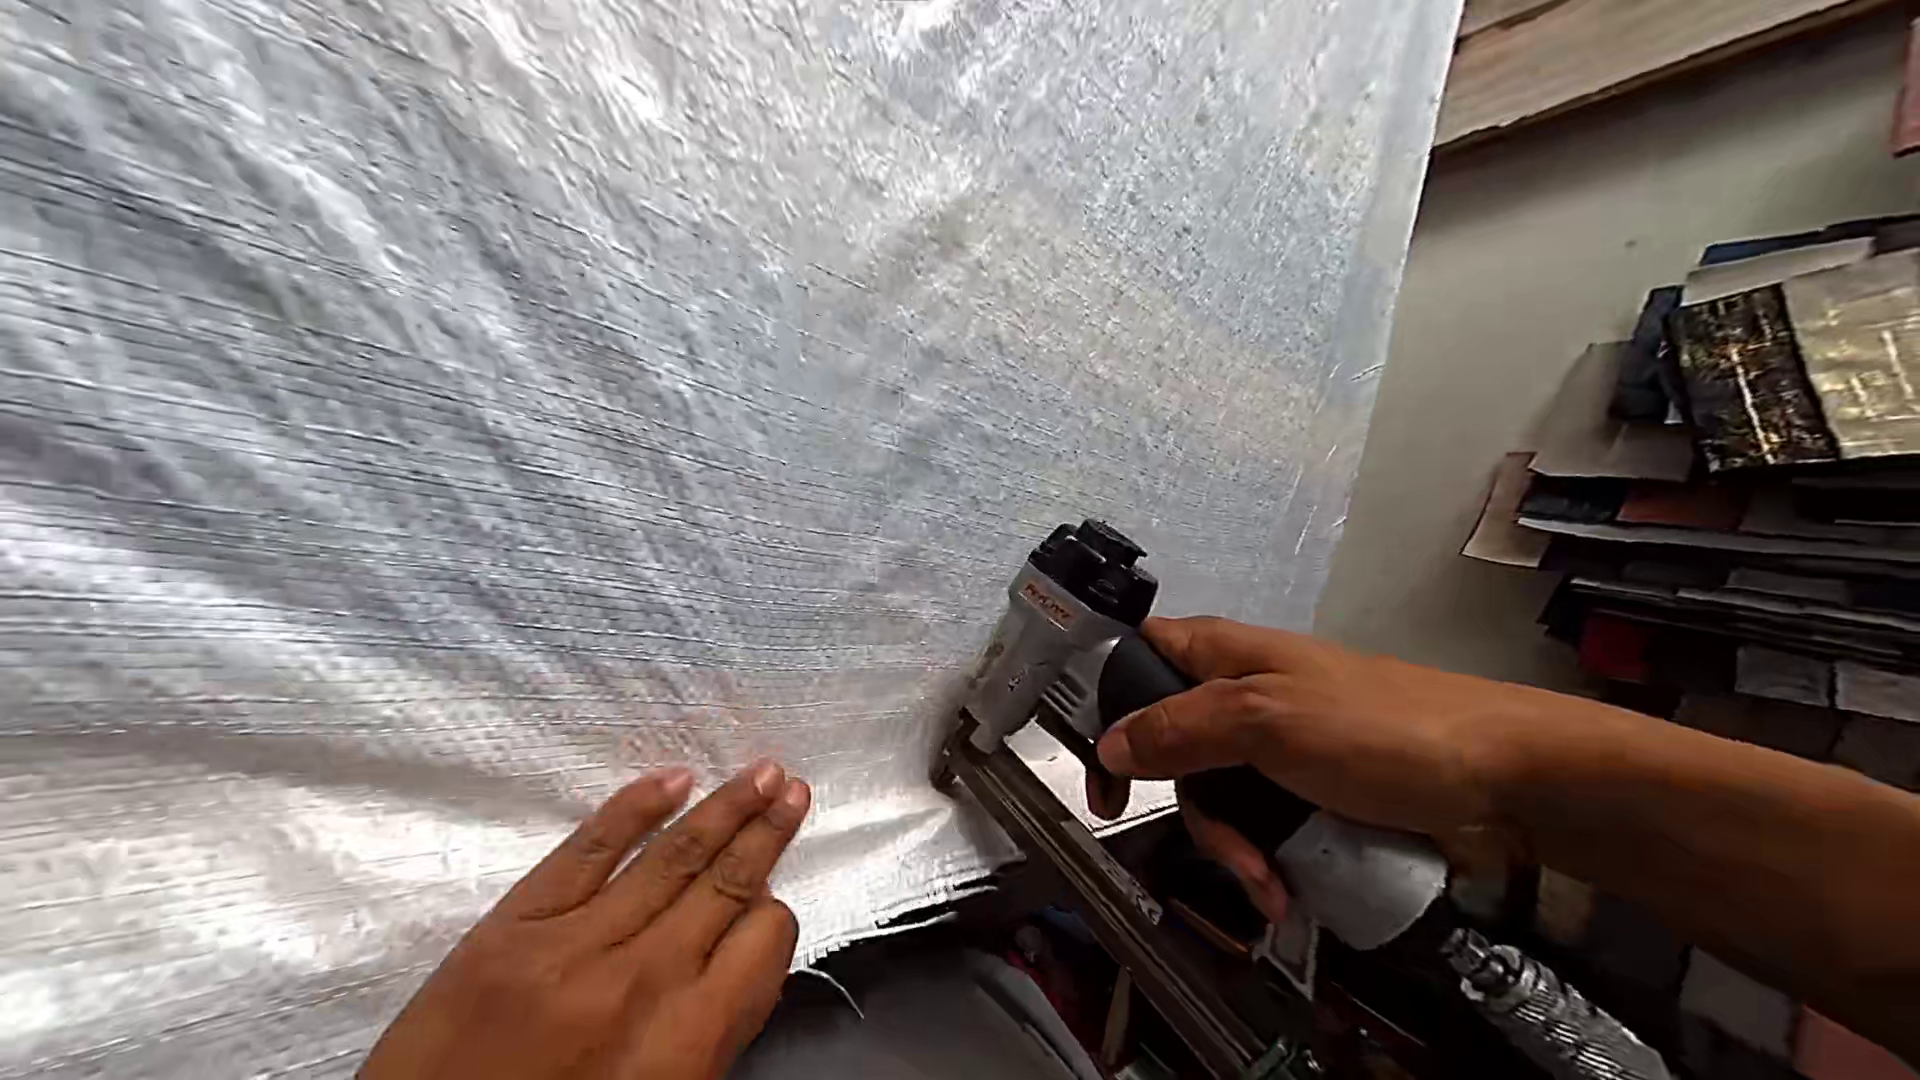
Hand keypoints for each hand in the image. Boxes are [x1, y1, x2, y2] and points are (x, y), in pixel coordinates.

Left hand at [360, 761, 811, 1079]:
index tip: (767, 902)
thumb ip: (718, 1027)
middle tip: (795, 788)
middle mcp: (641, 980)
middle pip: (728, 882)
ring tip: (764, 772)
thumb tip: (752, 947)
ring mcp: (574, 945)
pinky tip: (674, 779)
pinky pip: (589, 847)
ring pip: (674, 853)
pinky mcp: (512, 925)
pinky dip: (636, 807)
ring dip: (728, 805)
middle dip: (769, 831)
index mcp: (685, 1041)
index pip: (765, 937)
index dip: (774, 913)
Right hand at [1088, 617, 1555, 914]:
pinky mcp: (1295, 785)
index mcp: (1215, 653)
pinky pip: (1249, 818)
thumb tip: (1108, 745)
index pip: (1132, 655)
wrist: (1503, 781)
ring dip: (1221, 837)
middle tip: (1142, 818)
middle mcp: (1230, 692)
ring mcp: (1264, 742)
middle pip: (1162, 736)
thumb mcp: (1264, 720)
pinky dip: (1256, 854)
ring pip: (1205, 787)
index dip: (1104, 695)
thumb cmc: (1374, 729)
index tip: (1094, 752)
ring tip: (1260, 877)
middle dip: (1168, 790)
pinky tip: (1280, 888)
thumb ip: (1179, 728)